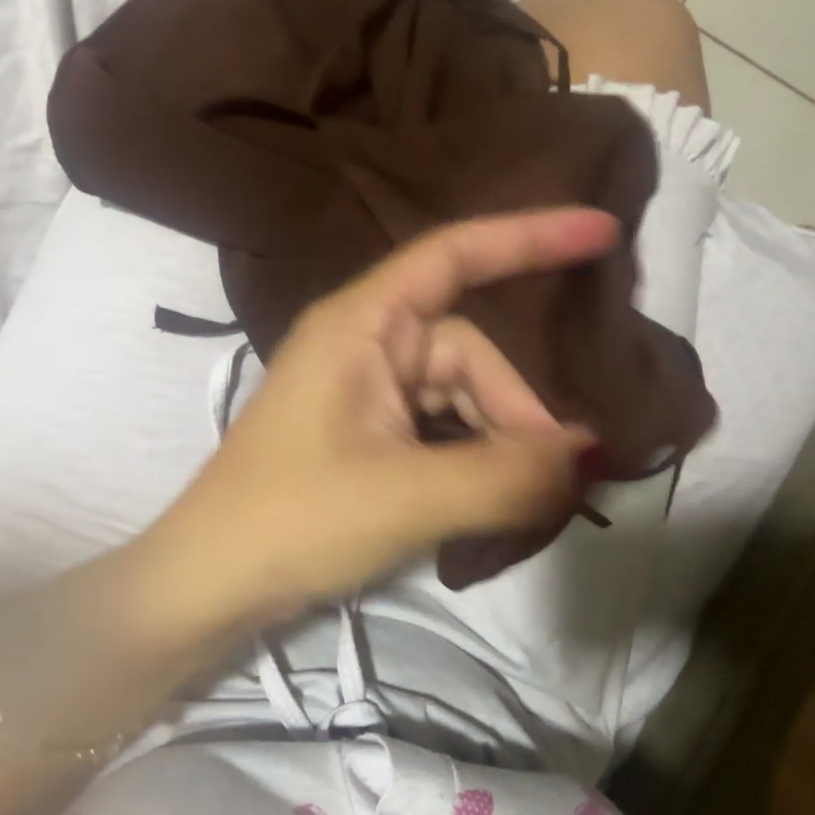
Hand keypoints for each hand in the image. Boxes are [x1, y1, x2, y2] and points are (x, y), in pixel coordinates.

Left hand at [149, 207, 613, 615]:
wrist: (211, 582)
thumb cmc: (294, 520)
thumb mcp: (409, 496)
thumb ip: (508, 473)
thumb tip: (589, 453)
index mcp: (360, 324)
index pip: (453, 255)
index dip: (530, 236)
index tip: (604, 231)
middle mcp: (362, 344)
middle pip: (467, 349)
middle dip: (514, 406)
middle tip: (550, 478)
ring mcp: (360, 392)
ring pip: (457, 396)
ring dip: (495, 441)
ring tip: (521, 501)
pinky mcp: (361, 437)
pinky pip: (436, 429)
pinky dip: (469, 458)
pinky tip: (489, 502)